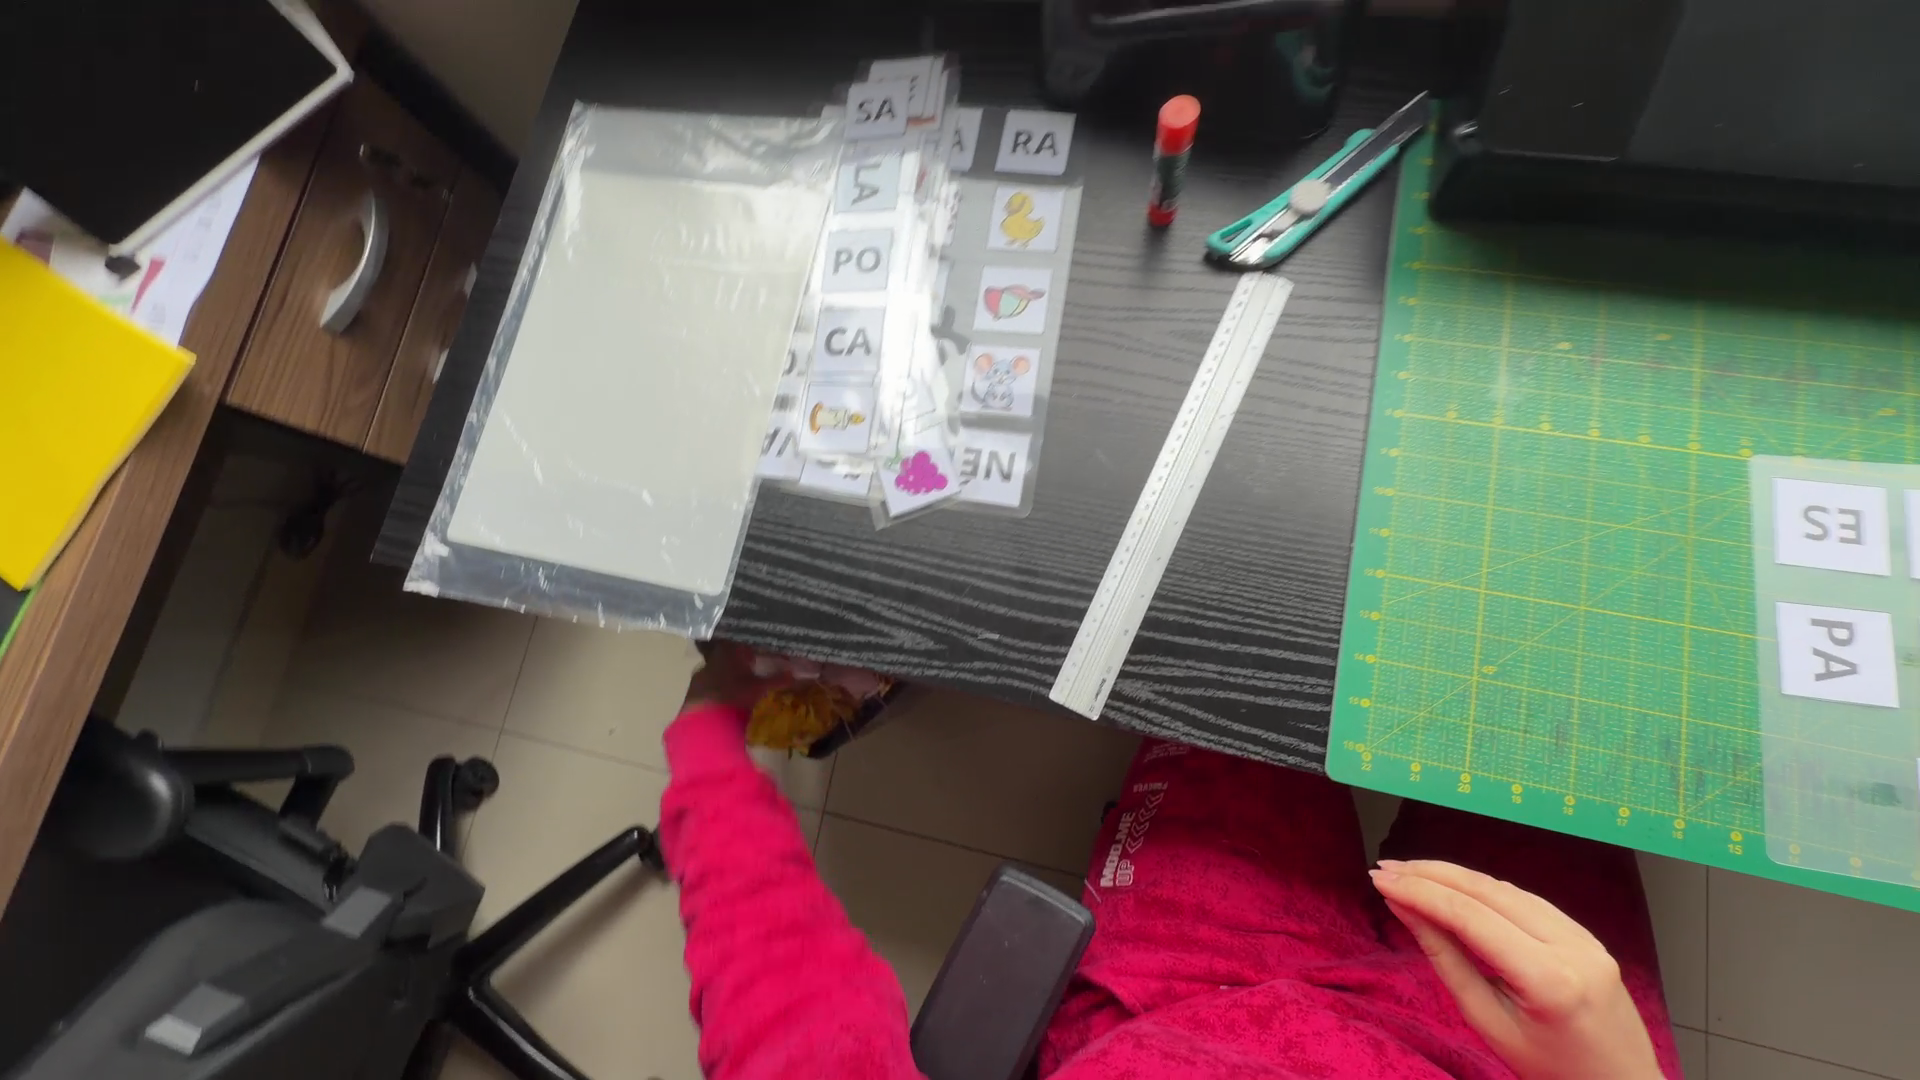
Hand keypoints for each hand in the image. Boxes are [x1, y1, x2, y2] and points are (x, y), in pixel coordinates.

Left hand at [683, 642, 791, 709]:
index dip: (748, 647)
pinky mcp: (692, 692)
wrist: (705, 724)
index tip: (757, 652)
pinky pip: (707, 685)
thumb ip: (777, 679)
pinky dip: (717, 689)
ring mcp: (699, 676)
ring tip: (738, 686)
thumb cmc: (735, 698)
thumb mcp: (760, 688)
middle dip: (738, 662)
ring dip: (726, 676)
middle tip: (750, 669)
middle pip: (726, 655)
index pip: (738, 642)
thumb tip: (795, 673)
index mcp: (727, 652)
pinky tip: (724, 699)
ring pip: (716, 671)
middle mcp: (710, 660)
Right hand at [1371, 859, 1662, 1079]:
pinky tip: (1454, 887)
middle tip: (1385, 868)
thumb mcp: (1487, 1021)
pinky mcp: (1587, 936)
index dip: (1418, 892)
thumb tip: (1402, 906)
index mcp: (1549, 980)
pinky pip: (1524, 899)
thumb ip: (1444, 957)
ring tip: (1410, 873)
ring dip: (1453, 876)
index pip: (1468, 917)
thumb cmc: (1550, 1071)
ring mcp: (1585, 938)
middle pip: (1486, 891)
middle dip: (1430, 874)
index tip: (1378, 879)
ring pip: (1504, 888)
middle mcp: (1572, 948)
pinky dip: (1482, 888)